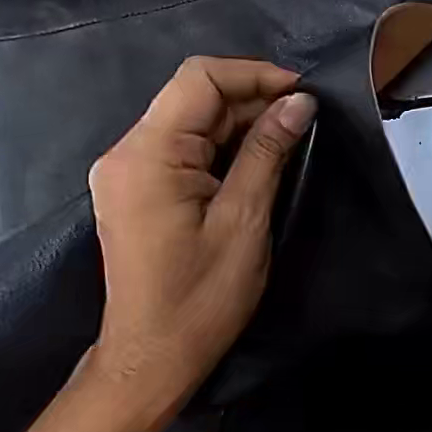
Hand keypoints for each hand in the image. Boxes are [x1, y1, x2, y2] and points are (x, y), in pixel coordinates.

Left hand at [86, 57, 316, 406]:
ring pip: (191, 120)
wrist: (151, 358)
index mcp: (147, 155)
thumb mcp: (245, 220)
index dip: (254, 74)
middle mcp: (127, 152)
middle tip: (303, 118)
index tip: (301, 93)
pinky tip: (258, 158)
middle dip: (252, 99)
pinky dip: (224, 145)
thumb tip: (299, 102)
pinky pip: (184, 147)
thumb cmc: (201, 296)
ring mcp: (128, 170)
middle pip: (194, 97)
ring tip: (289, 137)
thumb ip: (268, 151)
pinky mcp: (137, 188)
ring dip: (241, 122)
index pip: (199, 79)